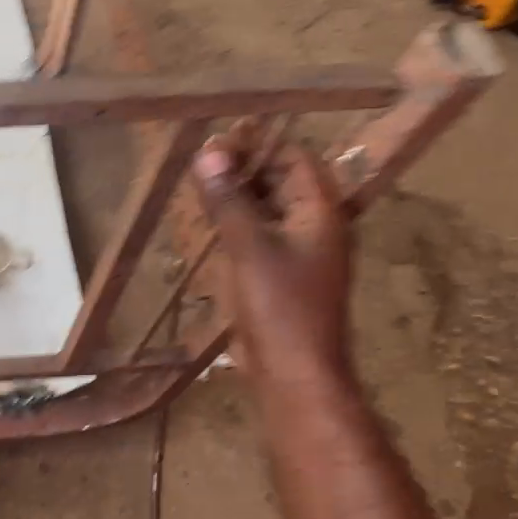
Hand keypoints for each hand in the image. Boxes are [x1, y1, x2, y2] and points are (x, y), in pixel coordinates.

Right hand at [191, 136, 352, 379]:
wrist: (294, 374)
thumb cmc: (279, 306)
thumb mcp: (248, 246)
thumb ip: (228, 198)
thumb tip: (208, 152)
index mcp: (321, 211)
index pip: (294, 157)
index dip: (258, 146)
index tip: (215, 144)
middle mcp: (315, 225)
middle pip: (280, 180)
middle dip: (242, 168)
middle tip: (198, 164)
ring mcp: (298, 250)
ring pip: (266, 207)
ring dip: (236, 195)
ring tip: (196, 187)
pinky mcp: (279, 273)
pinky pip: (258, 233)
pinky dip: (235, 222)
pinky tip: (206, 221)